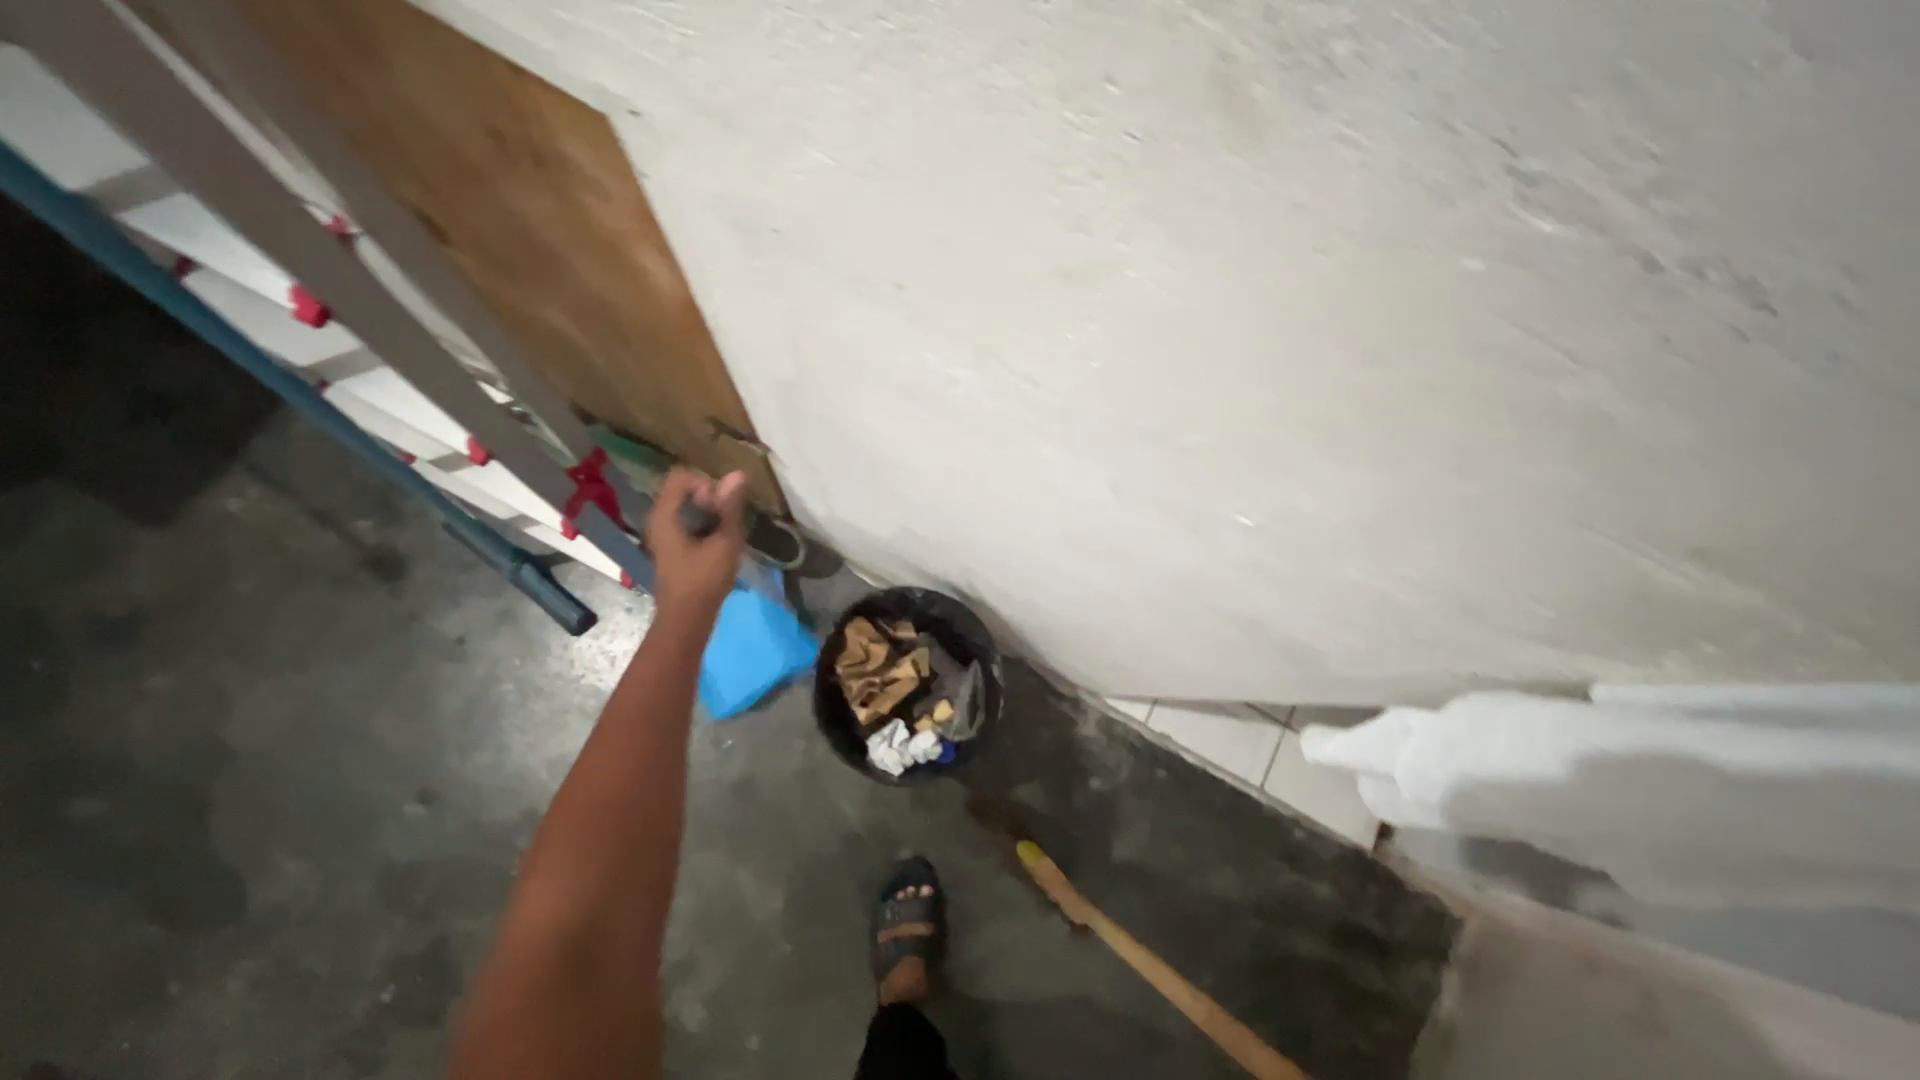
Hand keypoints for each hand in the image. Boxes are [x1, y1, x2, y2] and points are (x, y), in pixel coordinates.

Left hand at [646, 467, 747, 620]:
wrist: (686, 619)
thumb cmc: (704, 580)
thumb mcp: (724, 541)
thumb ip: (730, 506)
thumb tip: (738, 474)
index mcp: (665, 514)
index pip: (682, 476)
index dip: (706, 483)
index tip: (719, 506)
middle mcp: (659, 519)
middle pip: (685, 490)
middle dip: (710, 498)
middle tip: (726, 521)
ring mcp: (663, 534)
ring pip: (688, 508)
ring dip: (710, 514)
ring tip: (725, 533)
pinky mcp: (671, 547)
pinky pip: (687, 523)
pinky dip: (705, 526)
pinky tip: (719, 544)